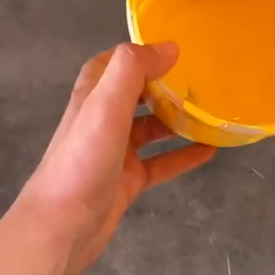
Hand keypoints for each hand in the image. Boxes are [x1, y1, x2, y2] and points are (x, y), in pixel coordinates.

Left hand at [13, 43, 215, 274]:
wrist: (63, 226)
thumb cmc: (83, 160)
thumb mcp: (105, 106)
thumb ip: (133, 71)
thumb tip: (170, 47)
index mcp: (91, 99)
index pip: (112, 65)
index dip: (137, 54)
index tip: (172, 50)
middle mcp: (102, 122)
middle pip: (134, 95)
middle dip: (163, 85)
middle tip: (200, 80)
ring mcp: (116, 154)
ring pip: (150, 129)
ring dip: (177, 119)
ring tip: (211, 112)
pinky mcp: (128, 181)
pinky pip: (161, 162)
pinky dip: (183, 155)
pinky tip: (210, 150)